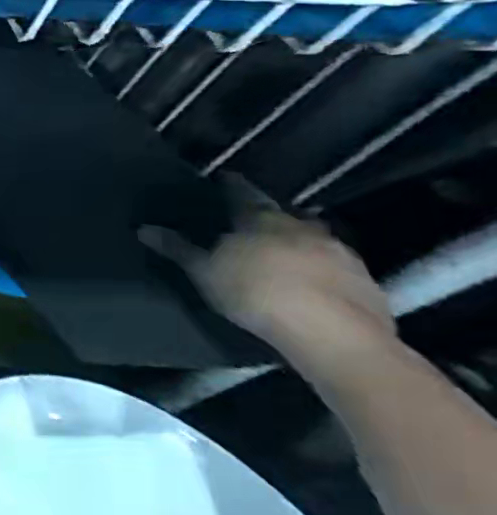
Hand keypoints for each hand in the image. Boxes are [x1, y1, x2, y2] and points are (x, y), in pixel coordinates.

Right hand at [140, 180, 393, 358]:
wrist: (334, 336)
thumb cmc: (256, 292)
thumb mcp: (204, 271)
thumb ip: (178, 248)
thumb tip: (144, 229)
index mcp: (262, 219)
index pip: (244, 193)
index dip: (232, 185)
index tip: (225, 178)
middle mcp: (305, 229)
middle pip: (288, 214)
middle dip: (274, 216)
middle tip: (258, 221)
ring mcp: (343, 256)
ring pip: (319, 239)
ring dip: (304, 243)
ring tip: (287, 253)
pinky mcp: (369, 285)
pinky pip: (341, 268)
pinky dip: (326, 270)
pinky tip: (316, 283)